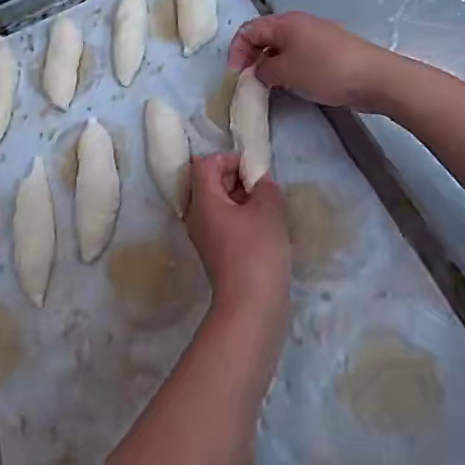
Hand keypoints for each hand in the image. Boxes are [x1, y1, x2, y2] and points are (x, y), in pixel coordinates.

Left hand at [183, 154, 289, 317]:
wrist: (251, 304)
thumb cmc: (257, 250)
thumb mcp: (268, 210)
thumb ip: (265, 186)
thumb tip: (260, 181)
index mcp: (202, 200)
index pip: (205, 164)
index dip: (229, 160)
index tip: (254, 171)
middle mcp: (195, 215)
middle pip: (208, 182)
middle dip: (235, 178)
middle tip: (262, 188)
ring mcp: (203, 235)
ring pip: (217, 204)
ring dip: (240, 199)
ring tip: (267, 207)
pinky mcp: (214, 251)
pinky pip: (222, 222)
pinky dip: (239, 217)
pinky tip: (263, 227)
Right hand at [228, 12, 399, 112]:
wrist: (375, 78)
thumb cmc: (325, 70)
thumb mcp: (285, 72)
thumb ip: (263, 70)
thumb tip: (258, 71)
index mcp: (284, 22)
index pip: (248, 30)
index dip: (236, 52)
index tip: (235, 76)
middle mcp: (298, 24)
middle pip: (264, 38)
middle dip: (251, 59)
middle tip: (248, 83)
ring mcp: (316, 37)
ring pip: (281, 49)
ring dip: (269, 67)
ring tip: (267, 89)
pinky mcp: (329, 52)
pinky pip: (298, 57)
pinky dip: (287, 70)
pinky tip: (290, 87)